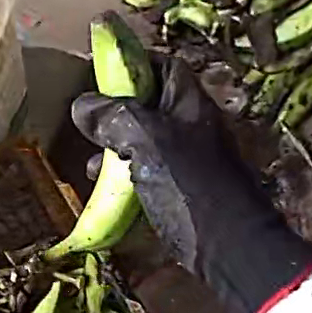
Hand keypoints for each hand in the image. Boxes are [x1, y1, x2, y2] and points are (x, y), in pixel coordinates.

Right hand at [71, 57, 311, 312]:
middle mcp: (191, 128)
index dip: (134, 65)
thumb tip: (82, 107)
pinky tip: (108, 192)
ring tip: (93, 165)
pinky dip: (127, 181)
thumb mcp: (146, 140)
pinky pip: (149, 178)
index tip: (102, 77)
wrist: (229, 247)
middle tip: (91, 126)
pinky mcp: (182, 195)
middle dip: (116, 115)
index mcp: (189, 104)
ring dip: (116, 152)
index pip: (164, 67)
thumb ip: (114, 117)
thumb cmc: (189, 186)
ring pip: (145, 146)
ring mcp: (188, 164)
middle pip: (149, 108)